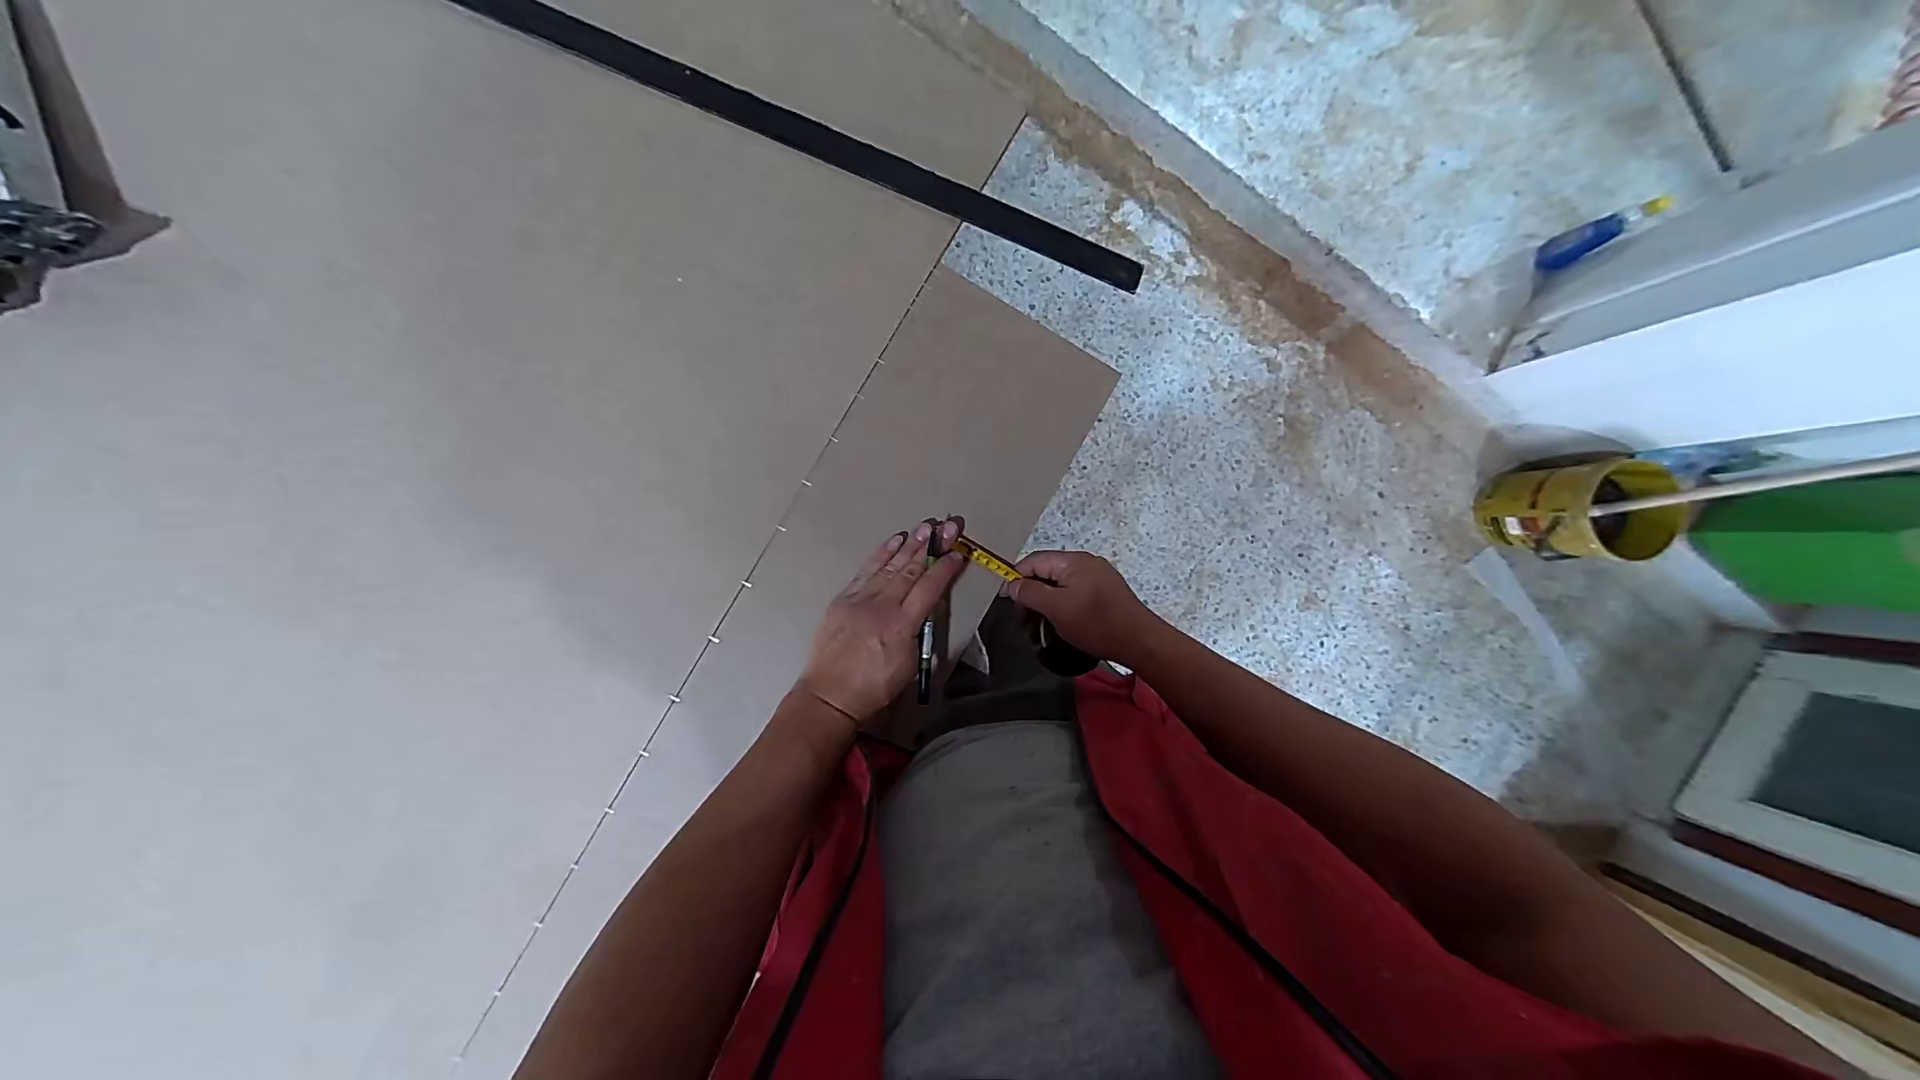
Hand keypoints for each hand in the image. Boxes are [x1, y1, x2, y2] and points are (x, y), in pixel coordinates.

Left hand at [795, 518, 965, 726]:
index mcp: (902, 626)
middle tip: (945, 526)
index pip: (930, 589)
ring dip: (909, 545)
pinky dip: (881, 555)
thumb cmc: (872, 689)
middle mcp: (882, 607)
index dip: (945, 569)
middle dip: (930, 546)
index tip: (957, 553)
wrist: (830, 695)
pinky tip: (894, 542)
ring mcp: (860, 600)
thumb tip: (923, 613)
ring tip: (923, 528)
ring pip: (889, 566)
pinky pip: (866, 571)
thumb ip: (918, 634)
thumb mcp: (908, 666)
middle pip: (911, 570)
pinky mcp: (844, 600)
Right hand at [1007, 550, 1165, 666]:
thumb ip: (1030, 593)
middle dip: (1032, 592)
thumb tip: (1012, 584)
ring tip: (1042, 623)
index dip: (1016, 578)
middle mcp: (1086, 562)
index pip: (1033, 560)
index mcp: (1073, 561)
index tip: (1008, 601)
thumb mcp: (1057, 609)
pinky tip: (1063, 621)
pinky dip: (1063, 603)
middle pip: (1047, 571)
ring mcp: (1099, 576)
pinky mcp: (1106, 591)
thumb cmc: (1096, 624)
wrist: (1140, 641)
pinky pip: (1076, 591)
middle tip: (1025, 618)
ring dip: (1047, 600)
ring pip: (1061, 583)